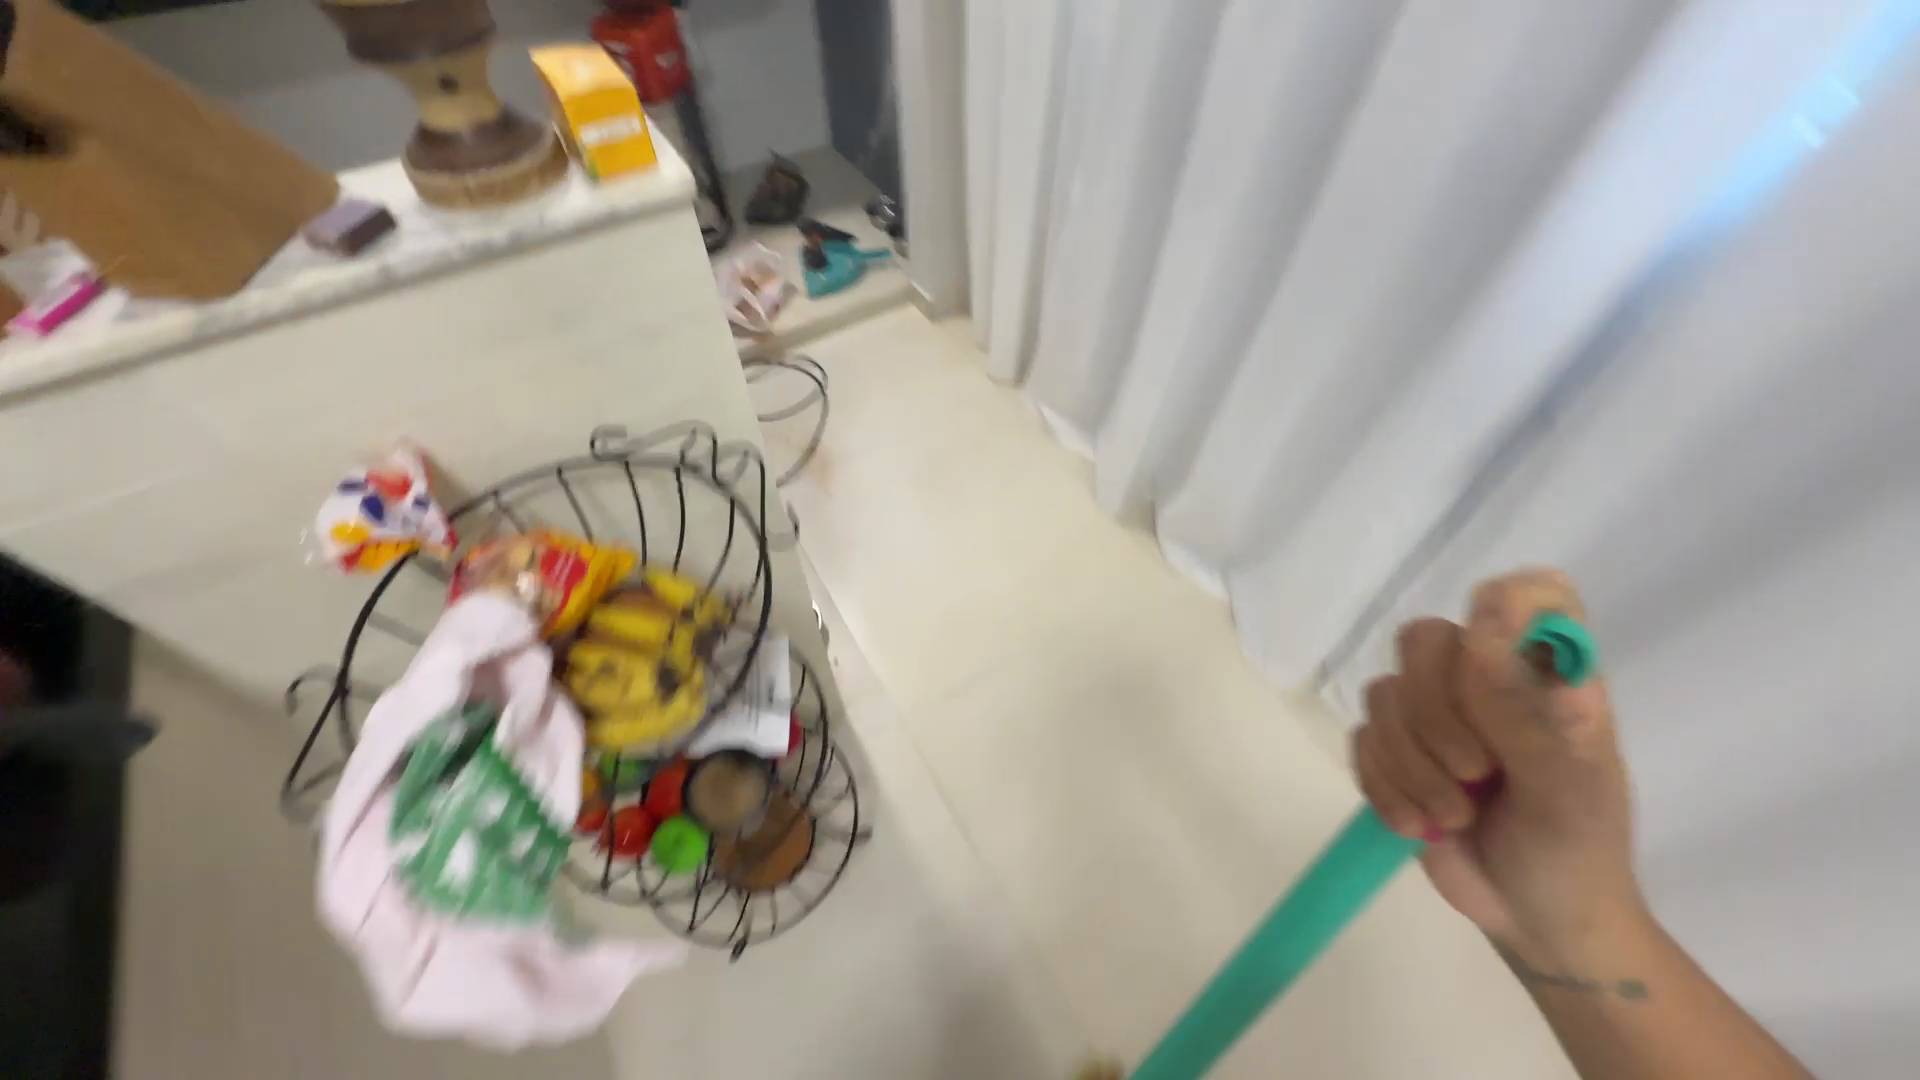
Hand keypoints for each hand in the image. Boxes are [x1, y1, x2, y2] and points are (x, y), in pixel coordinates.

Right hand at [1352, 569, 1646, 954]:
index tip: (1490, 674)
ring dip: (1412, 768)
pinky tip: (1422, 823)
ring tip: (1454, 815)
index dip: (1499, 613)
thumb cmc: (1574, 848)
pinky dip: (1387, 788)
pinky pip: (1360, 741)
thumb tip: (1496, 612)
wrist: (1532, 916)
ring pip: (1382, 695)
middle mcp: (1482, 678)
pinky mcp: (1392, 748)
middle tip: (1475, 774)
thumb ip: (1528, 704)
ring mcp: (1432, 712)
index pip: (1527, 593)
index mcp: (1545, 673)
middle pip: (1423, 640)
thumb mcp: (1569, 785)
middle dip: (1434, 716)